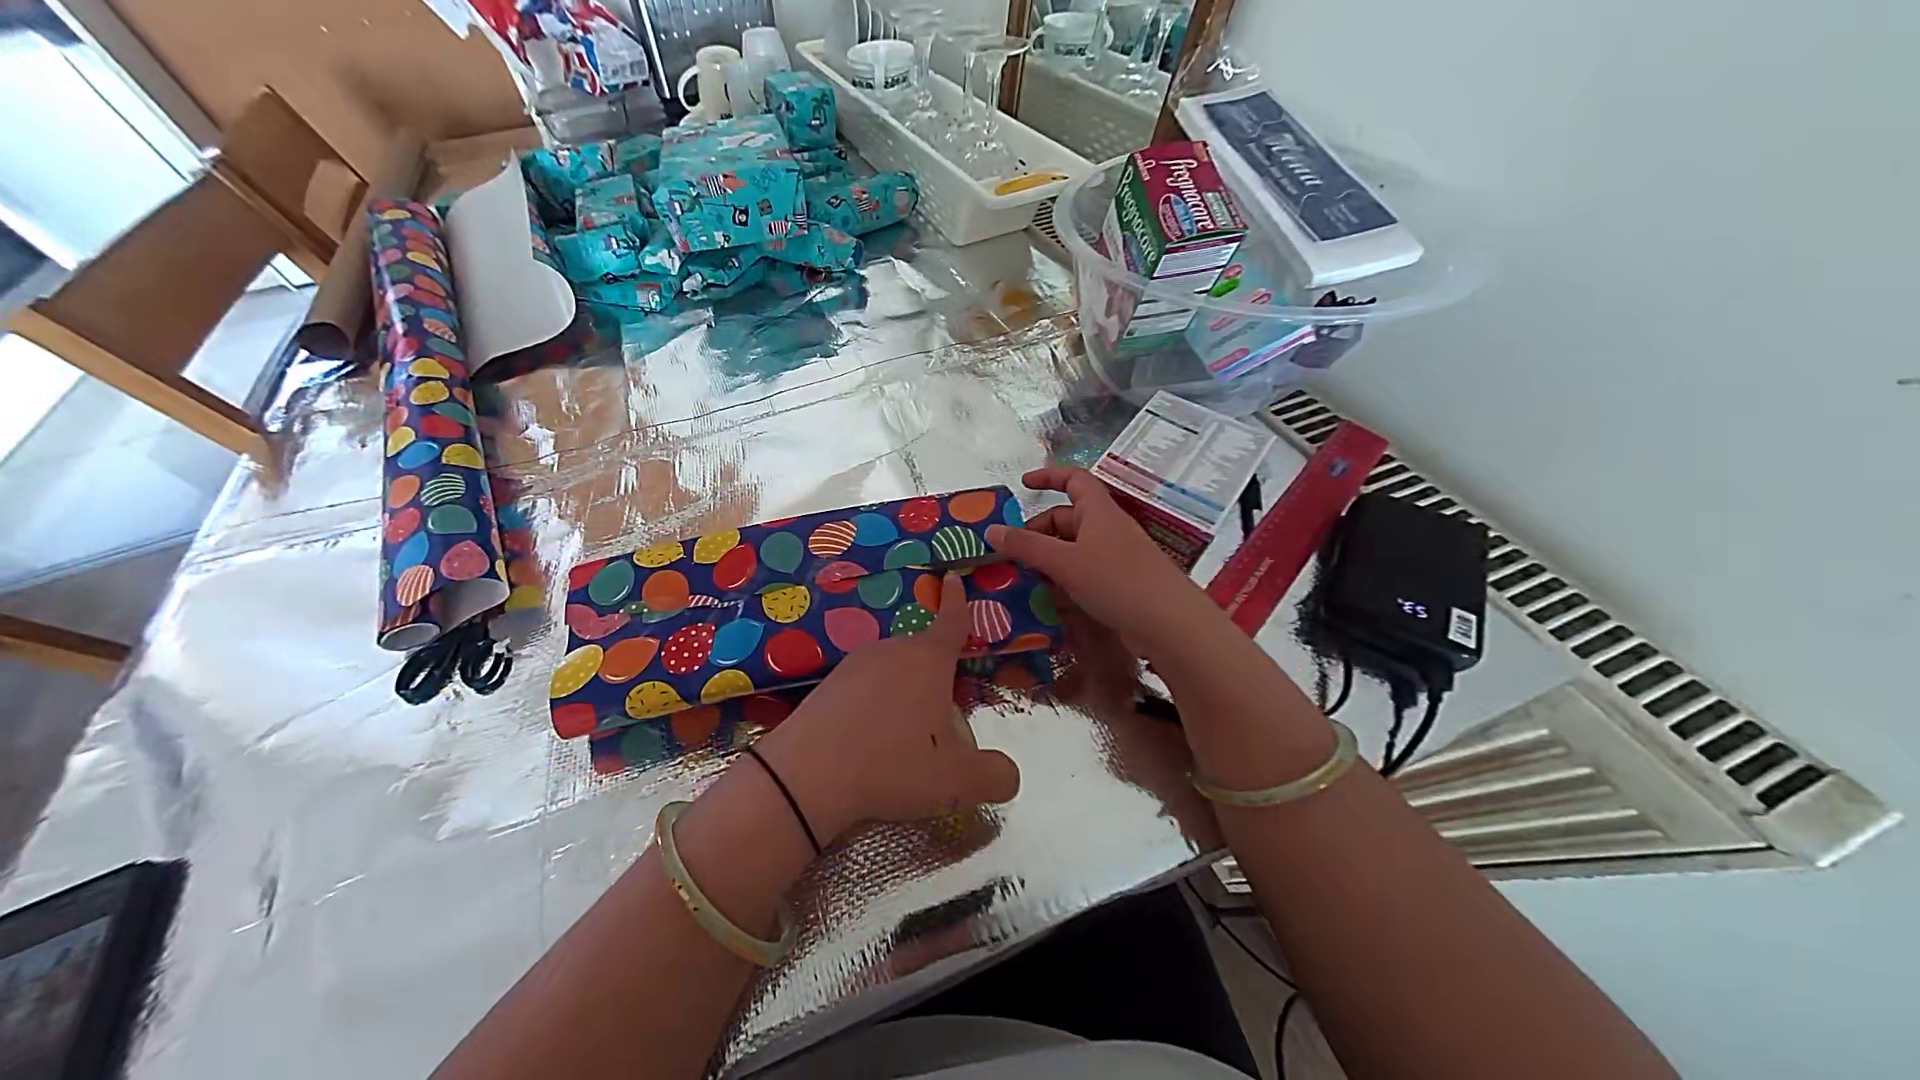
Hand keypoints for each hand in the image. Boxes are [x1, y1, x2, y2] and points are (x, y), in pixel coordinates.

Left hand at [751, 573, 1020, 843]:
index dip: (958, 602)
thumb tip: (1008, 774)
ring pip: (893, 673)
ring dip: (905, 697)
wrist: (804, 778)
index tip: (952, 578)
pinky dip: (875, 708)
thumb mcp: (958, 782)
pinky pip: (864, 689)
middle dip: (937, 679)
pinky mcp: (827, 685)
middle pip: (924, 655)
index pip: (951, 621)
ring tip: (905, 741)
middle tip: (943, 721)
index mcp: (928, 659)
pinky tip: (870, 744)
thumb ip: (996, 776)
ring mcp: (854, 665)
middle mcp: (891, 650)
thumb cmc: (892, 766)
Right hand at [984, 467, 1216, 651]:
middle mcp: (1107, 529)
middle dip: (1037, 532)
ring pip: (1072, 550)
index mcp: (1098, 511)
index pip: (1074, 479)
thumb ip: (1026, 546)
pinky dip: (1063, 580)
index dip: (1048, 477)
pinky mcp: (1119, 584)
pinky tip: (1047, 600)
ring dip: (1047, 560)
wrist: (1169, 624)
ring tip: (1020, 579)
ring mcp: (1115, 558)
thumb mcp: (1065, 562)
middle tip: (1011, 554)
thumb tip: (991, 530)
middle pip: (1066, 519)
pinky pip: (1083, 573)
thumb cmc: (1117, 581)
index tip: (1022, 485)